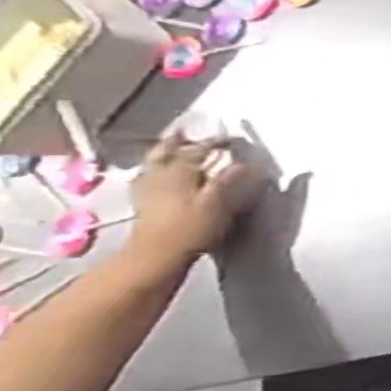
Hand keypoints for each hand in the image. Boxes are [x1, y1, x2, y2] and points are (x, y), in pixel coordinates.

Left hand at [128, 135, 260, 259]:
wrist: (155, 257)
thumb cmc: (191, 227)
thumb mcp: (219, 202)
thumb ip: (231, 180)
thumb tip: (246, 163)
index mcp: (180, 172)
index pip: (200, 149)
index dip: (217, 142)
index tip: (233, 139)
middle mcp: (160, 176)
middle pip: (167, 152)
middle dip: (177, 142)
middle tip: (185, 133)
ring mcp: (148, 190)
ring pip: (153, 164)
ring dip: (162, 154)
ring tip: (171, 149)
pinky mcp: (143, 204)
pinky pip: (147, 179)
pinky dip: (153, 172)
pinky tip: (156, 175)